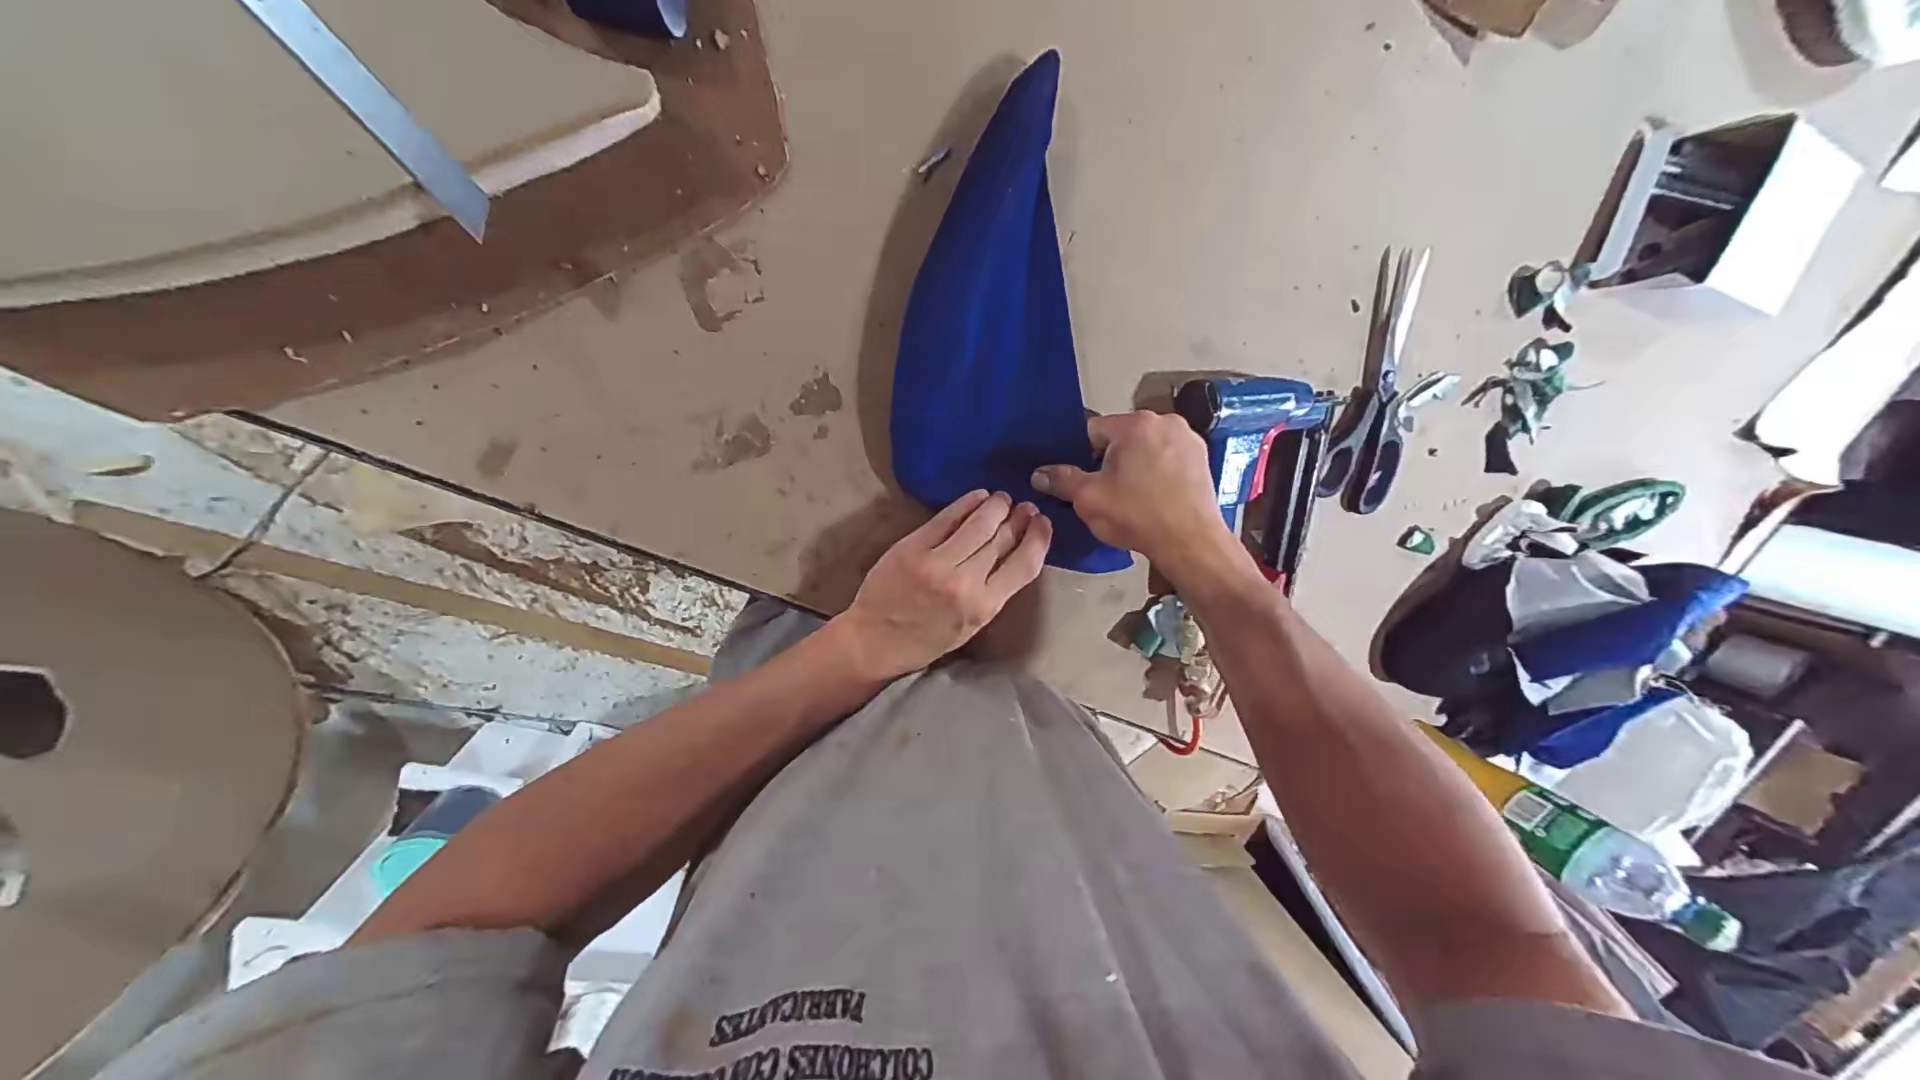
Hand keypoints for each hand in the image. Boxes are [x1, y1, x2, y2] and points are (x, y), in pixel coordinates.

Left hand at [828, 490, 1051, 681]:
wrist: (876, 641)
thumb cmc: (926, 640)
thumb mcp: (971, 625)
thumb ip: (993, 592)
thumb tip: (1014, 554)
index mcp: (984, 607)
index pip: (1025, 565)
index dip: (1039, 539)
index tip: (1044, 523)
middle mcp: (965, 582)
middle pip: (1003, 539)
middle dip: (1019, 518)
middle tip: (1025, 507)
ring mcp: (937, 562)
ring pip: (979, 523)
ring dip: (996, 506)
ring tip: (1002, 498)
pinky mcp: (913, 547)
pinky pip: (946, 518)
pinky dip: (967, 503)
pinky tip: (977, 496)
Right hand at [1031, 411, 1240, 580]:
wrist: (1191, 542)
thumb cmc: (1138, 516)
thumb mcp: (1089, 499)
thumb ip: (1061, 480)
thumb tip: (1038, 473)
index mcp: (1135, 423)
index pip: (1092, 430)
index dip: (1082, 456)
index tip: (1085, 480)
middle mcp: (1164, 421)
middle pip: (1121, 437)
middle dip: (1111, 459)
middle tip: (1107, 491)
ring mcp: (1188, 438)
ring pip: (1146, 446)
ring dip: (1136, 464)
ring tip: (1132, 496)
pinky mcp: (1202, 457)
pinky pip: (1168, 457)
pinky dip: (1158, 471)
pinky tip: (1155, 496)